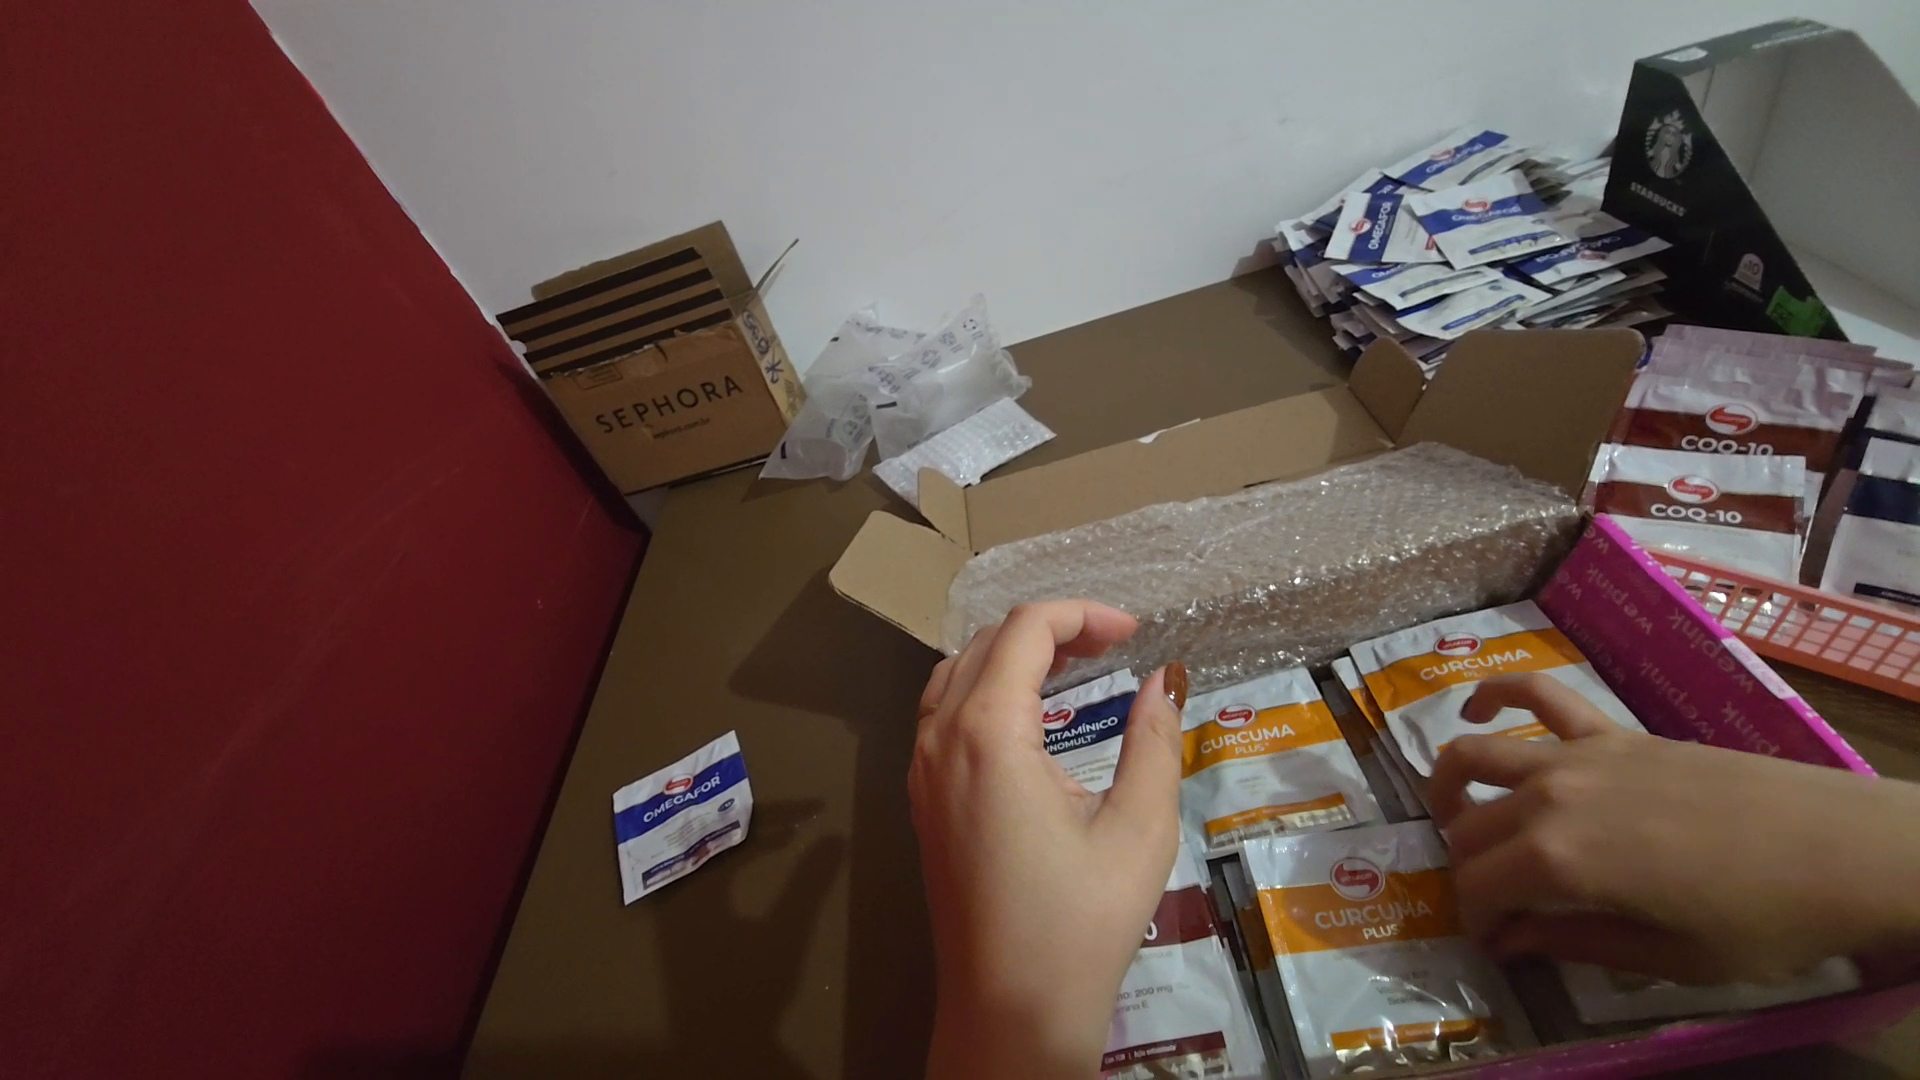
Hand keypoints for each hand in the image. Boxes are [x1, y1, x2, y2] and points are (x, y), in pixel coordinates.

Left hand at [910, 600, 1187, 1079]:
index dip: (1082, 614)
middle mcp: (941, 736)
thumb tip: (1163, 682)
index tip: (1134, 632)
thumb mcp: (1139, 830)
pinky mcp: (922, 793)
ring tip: (1073, 664)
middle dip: (1052, 629)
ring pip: (958, 670)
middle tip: (1112, 646)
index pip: (1024, 630)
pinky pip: (943, 709)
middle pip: (988, 641)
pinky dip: (985, 685)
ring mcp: (921, 764)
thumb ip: (1154, 742)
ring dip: (1013, 653)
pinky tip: (1026, 710)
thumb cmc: (1079, 924)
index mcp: (988, 733)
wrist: (1007, 1011)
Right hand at [1429, 673, 1919, 983]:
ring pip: (1471, 755)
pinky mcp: (1603, 732)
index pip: (1478, 886)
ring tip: (1452, 807)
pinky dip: (1495, 694)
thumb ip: (1574, 942)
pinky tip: (1478, 709)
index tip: (1491, 941)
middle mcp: (1544, 799)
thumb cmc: (1764, 919)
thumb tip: (1505, 941)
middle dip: (1467, 867)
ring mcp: (1569, 757)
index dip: (1476, 917)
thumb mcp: (1672, 958)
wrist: (1848, 851)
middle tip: (1492, 896)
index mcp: (1557, 860)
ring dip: (1446, 782)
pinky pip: (1535, 694)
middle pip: (1469, 828)